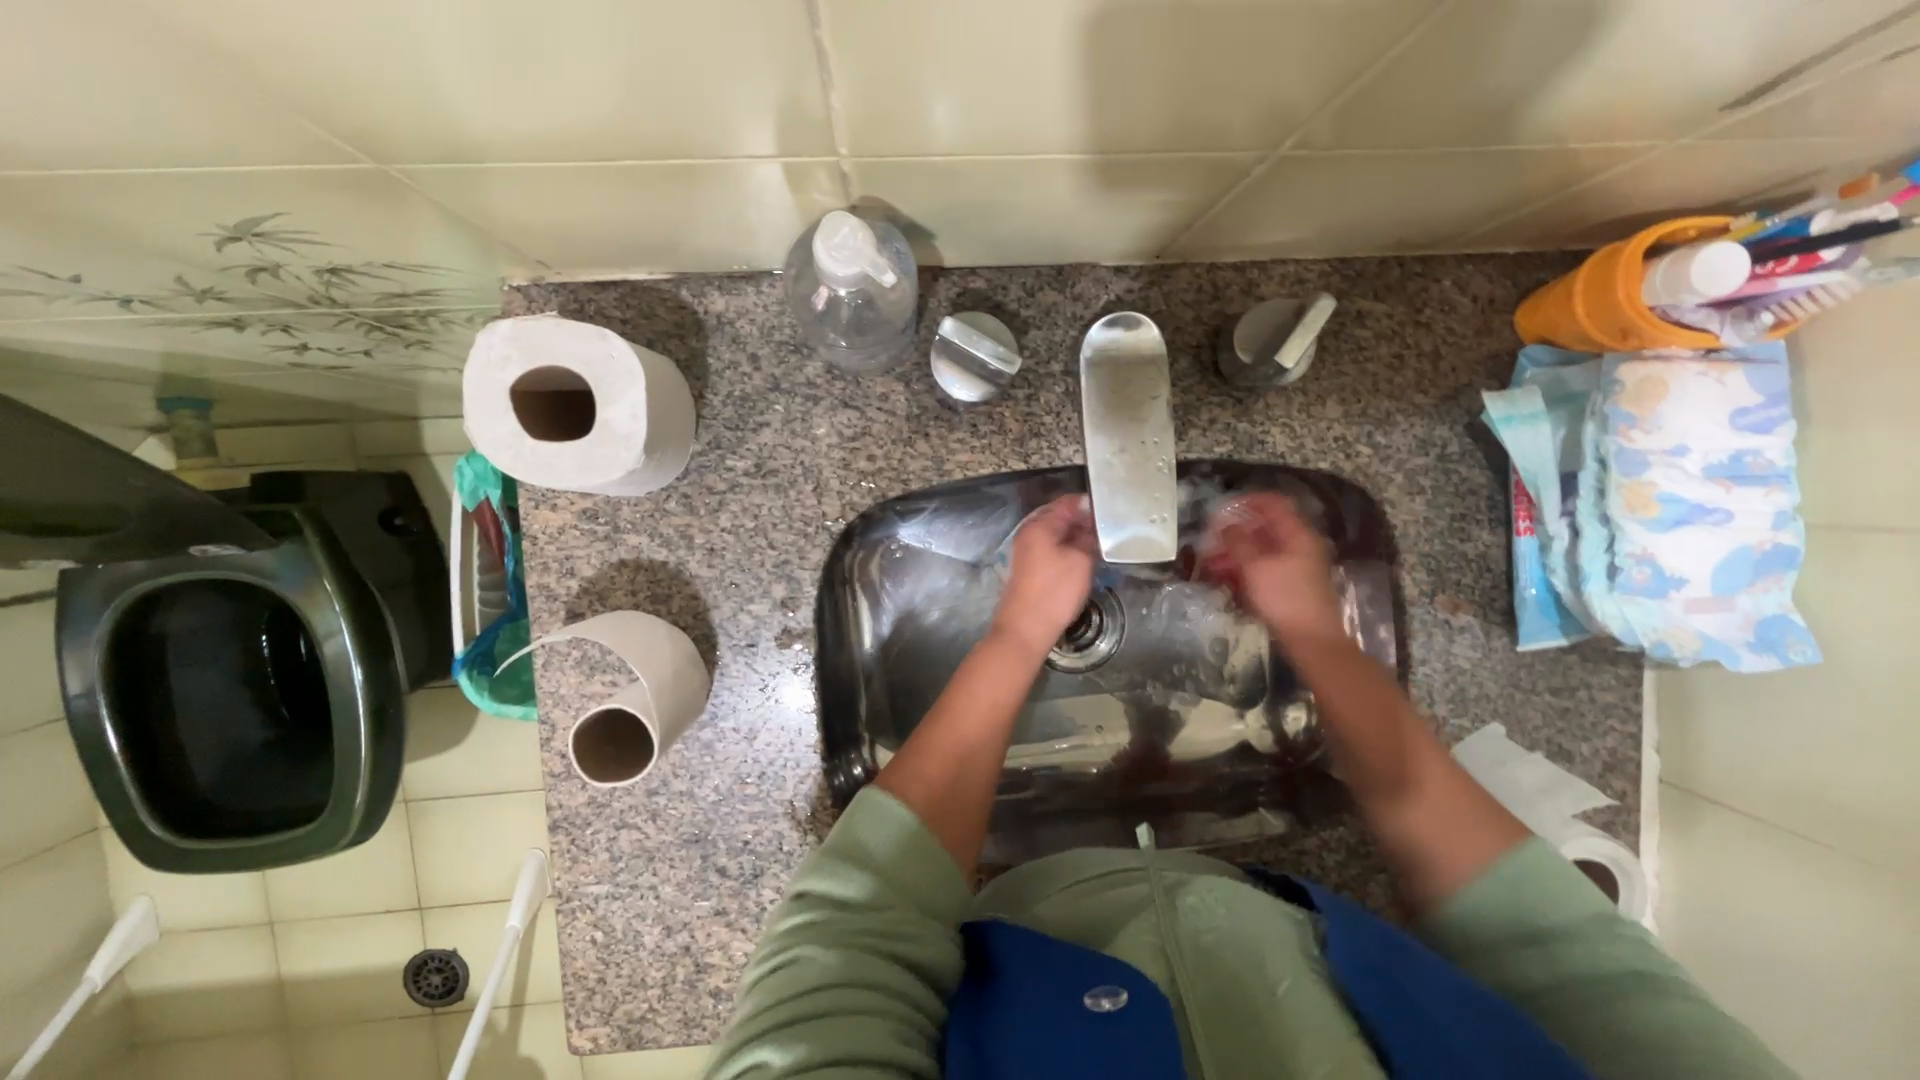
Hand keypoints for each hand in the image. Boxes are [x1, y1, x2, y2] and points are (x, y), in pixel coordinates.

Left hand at [990, 495, 1097, 656]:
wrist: (1026, 628)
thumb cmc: (1055, 592)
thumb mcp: (1081, 560)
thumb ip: (1088, 537)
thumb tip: (1093, 526)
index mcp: (1039, 524)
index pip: (1068, 502)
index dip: (1091, 504)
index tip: (1112, 511)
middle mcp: (1029, 532)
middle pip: (1060, 516)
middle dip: (1084, 520)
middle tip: (1110, 528)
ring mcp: (1027, 549)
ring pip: (1056, 533)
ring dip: (1077, 536)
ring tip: (1102, 543)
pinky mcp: (1030, 566)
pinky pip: (1052, 547)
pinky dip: (1068, 548)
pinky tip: (1085, 556)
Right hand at [1201, 493, 1344, 646]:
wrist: (1311, 640)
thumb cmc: (1284, 598)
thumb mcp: (1255, 566)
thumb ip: (1238, 541)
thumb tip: (1226, 524)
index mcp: (1297, 534)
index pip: (1274, 504)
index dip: (1248, 501)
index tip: (1223, 508)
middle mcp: (1299, 546)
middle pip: (1264, 529)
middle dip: (1234, 533)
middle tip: (1210, 539)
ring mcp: (1296, 567)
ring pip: (1261, 551)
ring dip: (1235, 554)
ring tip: (1210, 563)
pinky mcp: (1290, 586)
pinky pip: (1264, 569)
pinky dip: (1244, 570)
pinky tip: (1224, 579)